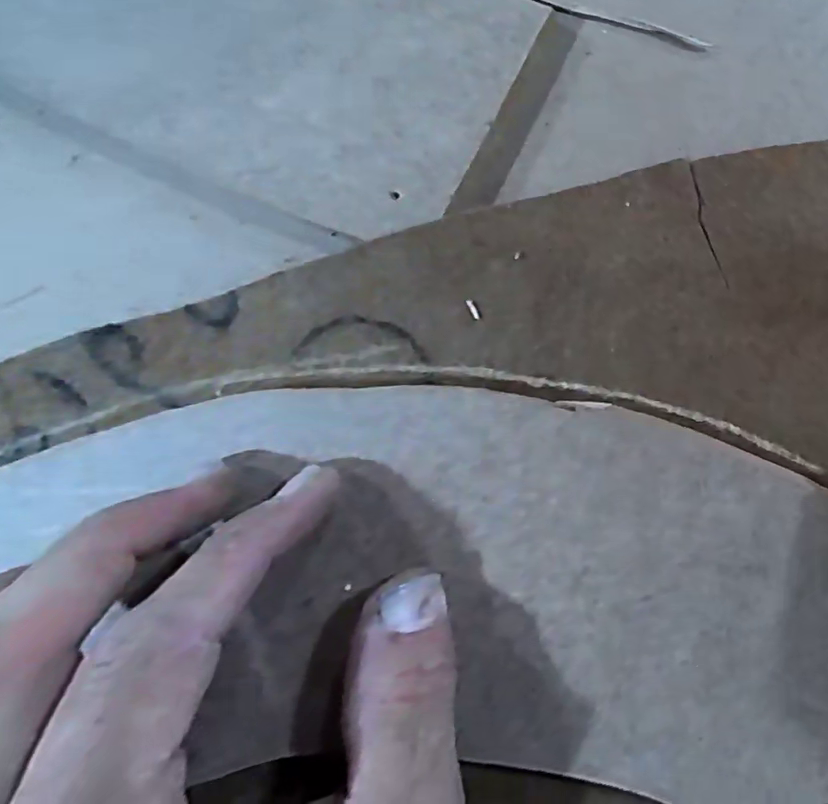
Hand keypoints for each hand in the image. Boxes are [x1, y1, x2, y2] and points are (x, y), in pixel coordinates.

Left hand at [0, 463, 462, 803]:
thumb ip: (402, 717)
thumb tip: (412, 591)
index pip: (159, 645)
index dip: (243, 547)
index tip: (311, 488)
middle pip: (7, 653)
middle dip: (116, 542)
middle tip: (216, 486)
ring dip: (39, 592)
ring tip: (144, 541)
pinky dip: (8, 657)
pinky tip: (66, 636)